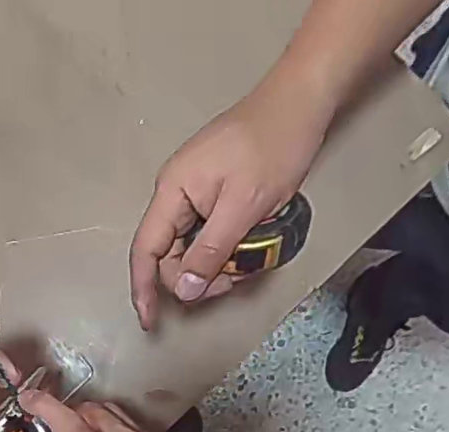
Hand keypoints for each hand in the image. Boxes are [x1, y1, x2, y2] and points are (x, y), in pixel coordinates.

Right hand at [130, 83, 329, 329]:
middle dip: (193, 277)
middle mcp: (173, 194)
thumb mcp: (244, 205)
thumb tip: (183, 291)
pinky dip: (222, 247)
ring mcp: (191, 193)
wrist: (305, 94)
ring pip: (188, 247)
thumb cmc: (276, 142)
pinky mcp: (210, 193)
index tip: (149, 319)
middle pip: (167, 254)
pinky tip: (245, 245)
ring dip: (212, 264)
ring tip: (245, 260)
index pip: (145, 251)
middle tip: (228, 283)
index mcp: (171, 192)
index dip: (144, 289)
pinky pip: (204, 233)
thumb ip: (210, 251)